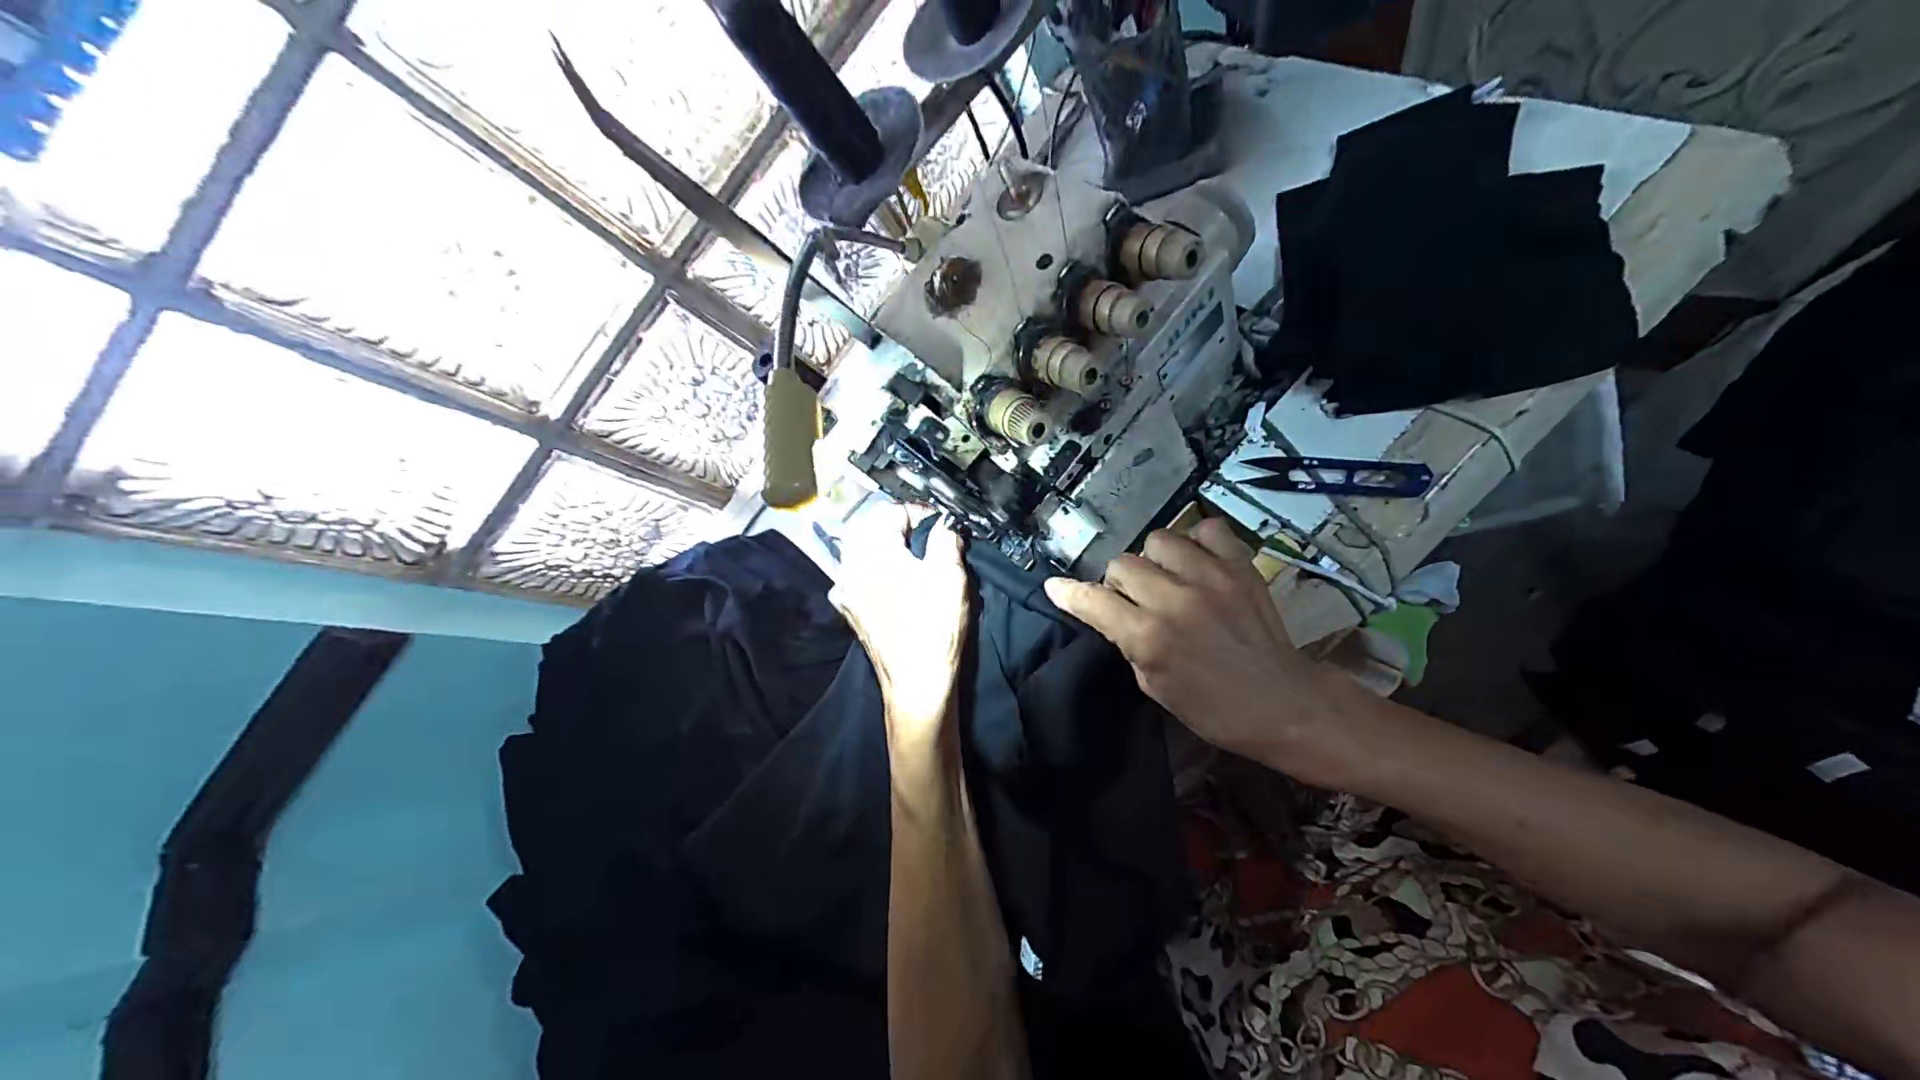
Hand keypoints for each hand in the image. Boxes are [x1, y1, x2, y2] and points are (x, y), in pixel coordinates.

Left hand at [829, 504, 970, 747]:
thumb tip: (943, 526)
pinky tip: (896, 583)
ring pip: (863, 553)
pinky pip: (859, 578)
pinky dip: (877, 573)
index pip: (892, 510)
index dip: (921, 511)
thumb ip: (945, 538)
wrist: (916, 683)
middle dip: (901, 528)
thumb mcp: (950, 573)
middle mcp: (849, 565)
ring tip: (916, 559)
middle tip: (930, 537)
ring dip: (887, 549)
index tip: (943, 522)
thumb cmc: (933, 625)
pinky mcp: (850, 611)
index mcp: (871, 549)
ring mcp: (845, 590)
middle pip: (872, 529)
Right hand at [1043, 519, 1368, 787]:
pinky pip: (1208, 528)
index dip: (1069, 594)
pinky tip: (1200, 562)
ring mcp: (1210, 577)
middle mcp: (1173, 600)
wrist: (1283, 703)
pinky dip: (1198, 541)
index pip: (1093, 600)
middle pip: (1122, 565)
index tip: (1057, 588)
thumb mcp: (1154, 686)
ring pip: (1158, 539)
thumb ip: (1128, 642)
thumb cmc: (1213, 708)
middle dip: (1120, 584)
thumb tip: (1108, 612)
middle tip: (1137, 601)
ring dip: (1155, 559)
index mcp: (1148, 637)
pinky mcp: (1241, 567)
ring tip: (1169, 577)